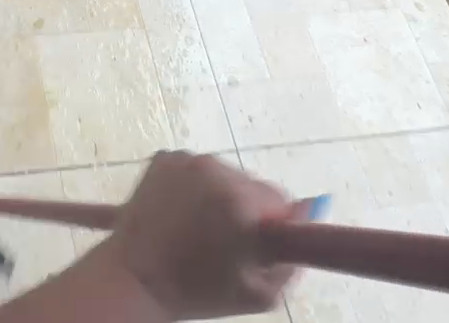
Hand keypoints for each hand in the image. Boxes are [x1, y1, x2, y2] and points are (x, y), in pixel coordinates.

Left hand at [90, 149, 302, 319]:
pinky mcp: (162, 157)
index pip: (280, 200)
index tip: (258, 245)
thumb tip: (312, 209)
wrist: (135, 275)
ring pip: (222, 176)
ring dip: (220, 196)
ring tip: (198, 229)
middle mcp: (214, 169)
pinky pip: (194, 169)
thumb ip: (293, 255)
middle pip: (250, 185)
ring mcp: (184, 159)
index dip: (274, 226)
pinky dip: (193, 186)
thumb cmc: (200, 291)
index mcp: (241, 200)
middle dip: (247, 209)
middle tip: (226, 242)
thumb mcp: (262, 292)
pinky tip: (180, 213)